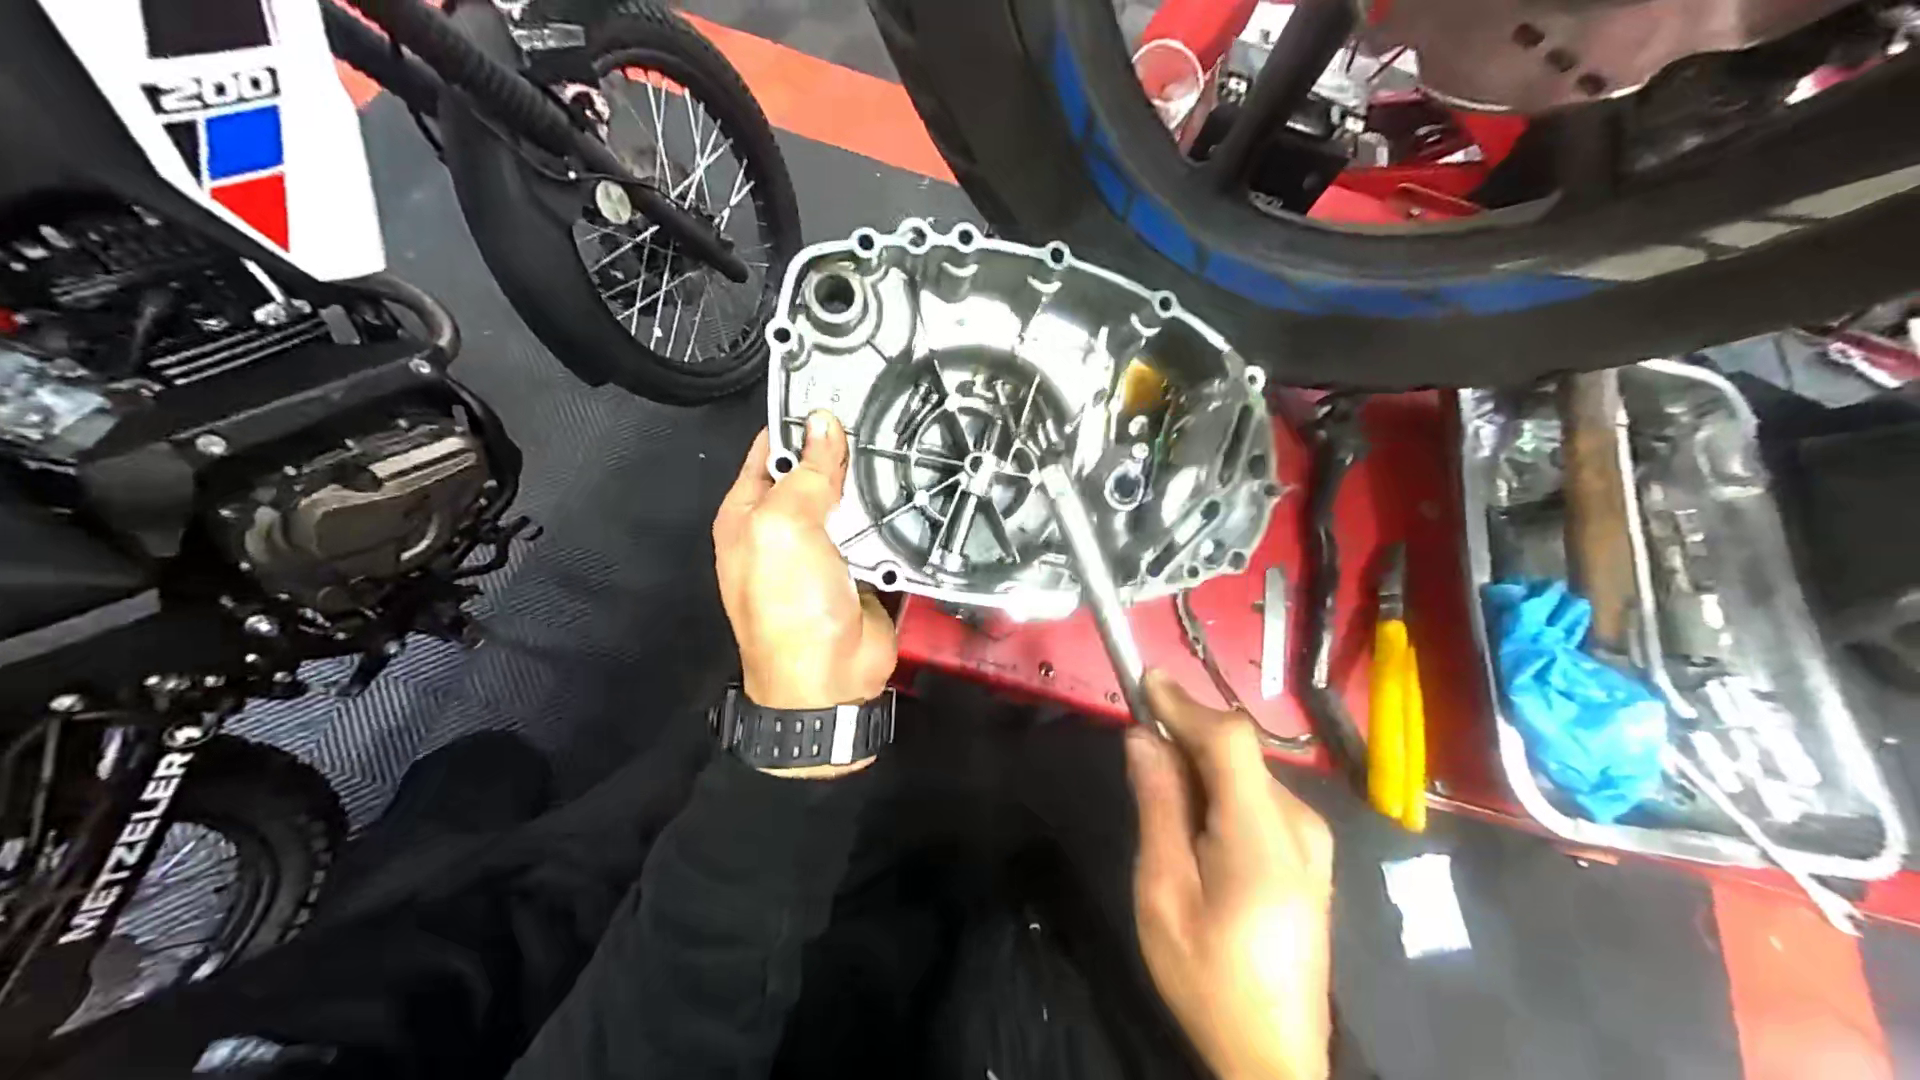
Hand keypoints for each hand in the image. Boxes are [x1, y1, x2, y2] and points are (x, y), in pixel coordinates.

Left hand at [713, 413, 896, 773]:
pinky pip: (874, 528)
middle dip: (839, 447)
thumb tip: (823, 423)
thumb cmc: (789, 605)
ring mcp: (823, 548)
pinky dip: (888, 512)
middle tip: (878, 412)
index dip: (797, 421)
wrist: (828, 679)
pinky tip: (910, 488)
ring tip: (901, 440)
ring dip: (868, 479)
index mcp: (748, 514)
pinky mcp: (859, 566)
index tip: (832, 390)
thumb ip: (804, 475)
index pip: (769, 450)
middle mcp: (782, 528)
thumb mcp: (784, 529)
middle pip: (811, 472)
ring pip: (847, 498)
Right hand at [1127, 670, 1333, 1079]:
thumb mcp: (1164, 892)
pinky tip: (1194, 821)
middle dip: (1186, 736)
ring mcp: (1311, 839)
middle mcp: (1300, 825)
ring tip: (1161, 795)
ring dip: (1199, 764)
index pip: (1229, 740)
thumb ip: (1158, 807)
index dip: (1186, 704)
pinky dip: (1218, 787)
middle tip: (1138, 749)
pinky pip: (1256, 796)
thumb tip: (1144, 739)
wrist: (1274, 1053)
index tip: (1145, 682)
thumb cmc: (1207, 976)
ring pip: (1245, 771)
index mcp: (1264, 836)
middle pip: (1237, 752)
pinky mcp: (1308, 852)